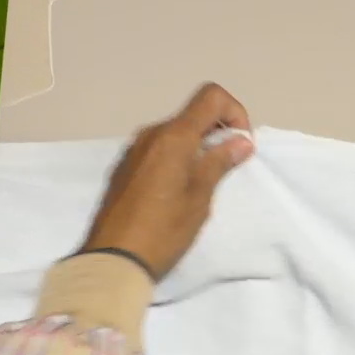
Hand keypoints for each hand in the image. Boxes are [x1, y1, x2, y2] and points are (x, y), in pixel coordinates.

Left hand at [80, 83, 254, 278]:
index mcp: (173, 137)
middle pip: (191, 116)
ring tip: (199, 187)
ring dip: (194, 149)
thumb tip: (241, 141)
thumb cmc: (163, 231)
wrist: (113, 258)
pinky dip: (174, 161)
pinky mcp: (123, 168)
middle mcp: (150, 134)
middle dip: (215, 135)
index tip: (240, 146)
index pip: (211, 96)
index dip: (234, 113)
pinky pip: (156, 152)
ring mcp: (133, 150)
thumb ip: (219, 164)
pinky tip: (174, 195)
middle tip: (225, 171)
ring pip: (173, 135)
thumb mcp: (199, 199)